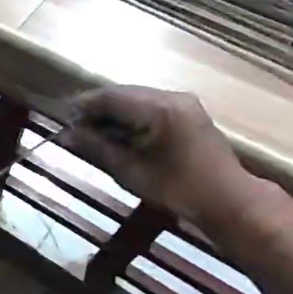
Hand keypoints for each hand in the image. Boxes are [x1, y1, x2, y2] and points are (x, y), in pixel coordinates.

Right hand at [65, 86, 271, 230]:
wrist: (228, 200)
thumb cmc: (178, 190)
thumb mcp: (131, 171)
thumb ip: (97, 148)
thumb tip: (67, 135)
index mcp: (158, 109)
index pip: (109, 96)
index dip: (83, 106)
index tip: (64, 122)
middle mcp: (171, 96)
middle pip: (122, 93)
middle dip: (97, 109)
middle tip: (76, 130)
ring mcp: (182, 100)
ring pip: (134, 97)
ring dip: (113, 112)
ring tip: (95, 135)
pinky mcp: (186, 109)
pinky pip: (149, 104)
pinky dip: (130, 115)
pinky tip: (120, 134)